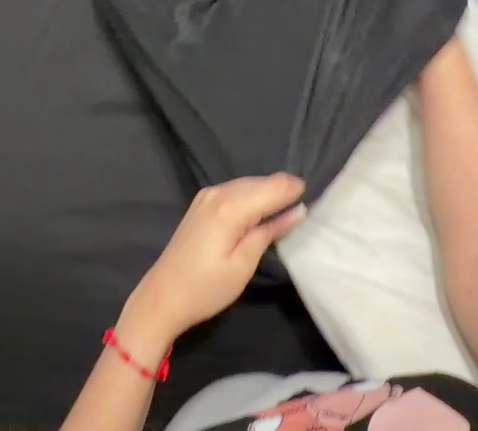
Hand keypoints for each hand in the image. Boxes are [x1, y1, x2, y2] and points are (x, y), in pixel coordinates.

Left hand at [117, 174, 307, 357]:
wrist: (162, 296)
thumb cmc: (206, 288)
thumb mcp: (243, 265)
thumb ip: (270, 232)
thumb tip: (297, 211)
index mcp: (230, 207)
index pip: (273, 187)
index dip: (295, 190)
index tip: (315, 197)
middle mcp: (218, 192)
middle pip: (260, 182)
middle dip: (283, 189)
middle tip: (306, 204)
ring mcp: (207, 195)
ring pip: (248, 184)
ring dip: (268, 191)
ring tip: (289, 207)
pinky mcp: (202, 202)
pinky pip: (235, 190)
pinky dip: (252, 195)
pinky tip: (261, 209)